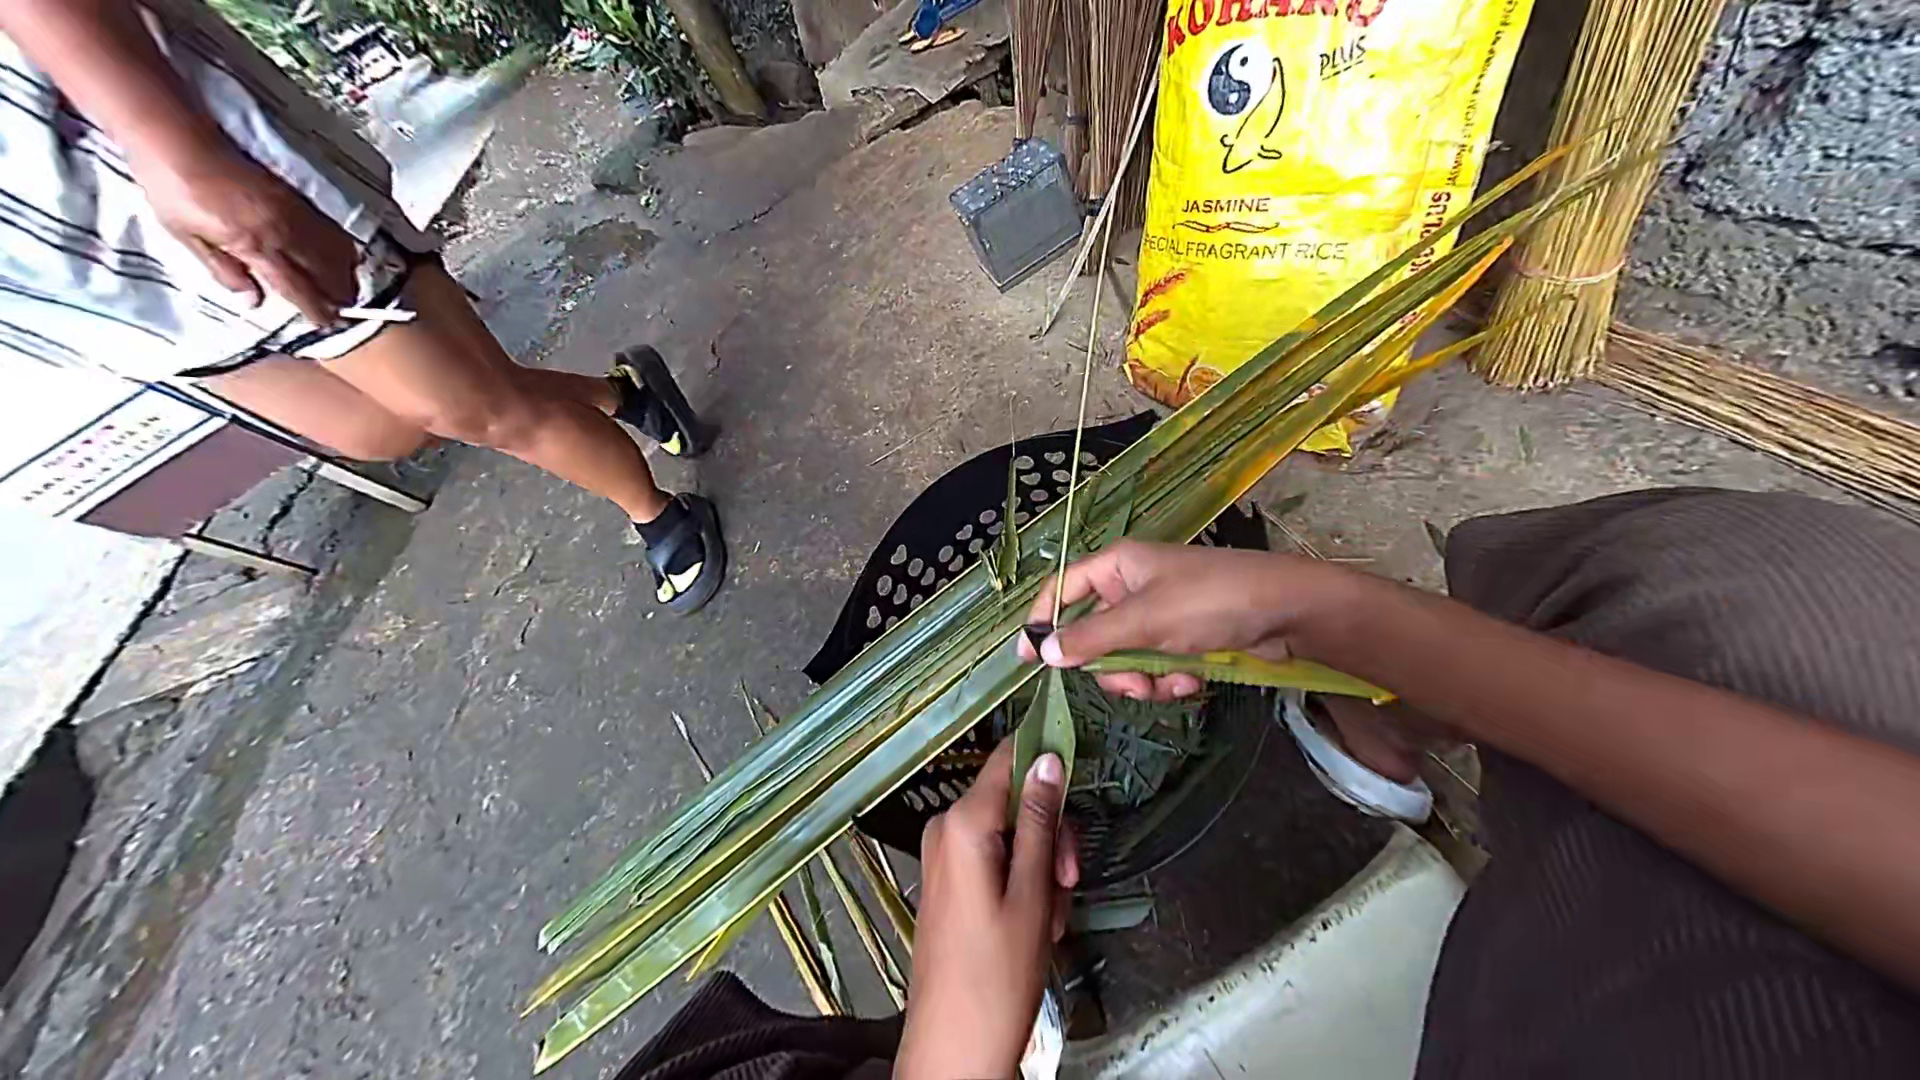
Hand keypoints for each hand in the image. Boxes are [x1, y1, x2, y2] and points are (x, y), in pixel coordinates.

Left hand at [134, 146, 358, 324]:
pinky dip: (346, 256)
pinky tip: (341, 262)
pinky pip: (339, 239)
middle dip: (339, 298)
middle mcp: (287, 237)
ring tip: (342, 289)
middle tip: (338, 310)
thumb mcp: (184, 234)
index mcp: (255, 247)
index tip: (325, 324)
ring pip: (342, 260)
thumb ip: (223, 270)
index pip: (300, 290)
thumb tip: (252, 301)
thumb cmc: (174, 189)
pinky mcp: (306, 206)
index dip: (316, 310)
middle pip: (331, 278)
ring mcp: (301, 220)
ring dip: (346, 279)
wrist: (181, 142)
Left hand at [896, 738, 1077, 1079]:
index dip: (1044, 757)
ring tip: (1050, 917)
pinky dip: (1021, 880)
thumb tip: (1048, 759)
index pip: (1008, 760)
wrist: (953, 1050)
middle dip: (1049, 835)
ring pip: (1009, 833)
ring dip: (1040, 866)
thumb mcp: (1032, 892)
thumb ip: (1040, 820)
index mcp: (963, 823)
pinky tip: (1034, 922)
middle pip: (1013, 801)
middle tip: (1069, 881)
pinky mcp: (949, 878)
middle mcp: (947, 828)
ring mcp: (944, 854)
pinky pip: (994, 857)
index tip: (1077, 766)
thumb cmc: (996, 975)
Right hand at [1019, 540, 1355, 700]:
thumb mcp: (1145, 620)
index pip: (1061, 589)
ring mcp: (1155, 613)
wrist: (1288, 611)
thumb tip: (1043, 652)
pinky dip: (1167, 679)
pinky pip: (1153, 664)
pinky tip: (1191, 683)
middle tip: (1131, 683)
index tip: (1027, 658)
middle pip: (1093, 634)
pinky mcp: (1179, 636)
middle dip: (1111, 665)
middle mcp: (1130, 587)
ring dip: (1142, 678)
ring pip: (1123, 656)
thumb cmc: (1210, 600)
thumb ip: (1091, 638)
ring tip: (1171, 683)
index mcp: (1116, 567)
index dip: (1042, 620)